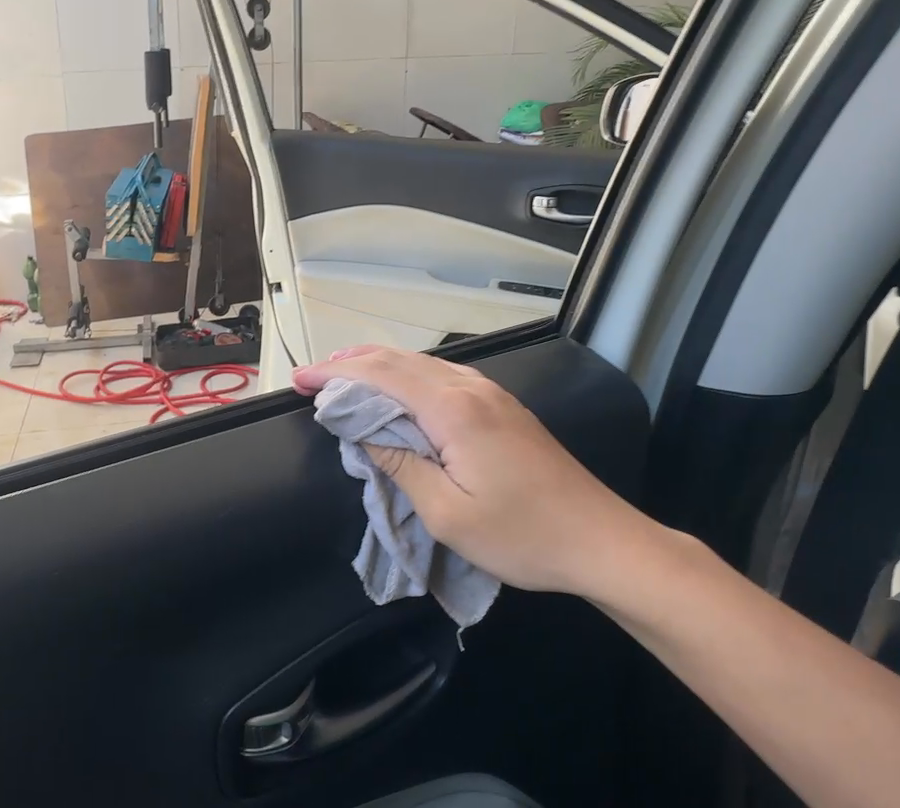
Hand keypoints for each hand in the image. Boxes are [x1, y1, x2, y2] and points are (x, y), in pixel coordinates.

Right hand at [293, 345, 670, 597]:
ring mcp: (491, 394)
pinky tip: (397, 389)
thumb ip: (399, 464)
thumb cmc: (521, 535)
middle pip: (399, 359)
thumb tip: (364, 432)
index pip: (380, 375)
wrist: (600, 540)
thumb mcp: (446, 512)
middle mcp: (471, 389)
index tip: (299, 382)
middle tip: (313, 376)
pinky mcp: (503, 407)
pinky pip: (442, 376)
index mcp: (453, 410)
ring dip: (378, 365)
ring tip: (343, 375)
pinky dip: (407, 376)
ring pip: (422, 363)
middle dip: (350, 362)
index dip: (335, 374)